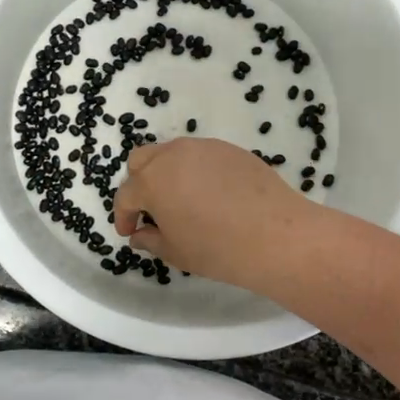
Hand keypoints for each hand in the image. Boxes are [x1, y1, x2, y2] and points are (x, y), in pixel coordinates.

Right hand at [110, 138, 317, 286]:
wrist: (276, 235)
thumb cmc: (218, 249)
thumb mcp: (176, 252)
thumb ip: (150, 240)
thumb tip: (139, 234)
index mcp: (152, 181)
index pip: (126, 195)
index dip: (123, 216)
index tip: (129, 232)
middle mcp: (173, 156)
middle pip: (141, 160)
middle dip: (138, 184)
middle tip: (150, 210)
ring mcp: (203, 148)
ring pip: (171, 153)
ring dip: (166, 173)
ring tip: (179, 200)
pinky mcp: (229, 149)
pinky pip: (200, 155)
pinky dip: (194, 171)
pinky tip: (209, 195)